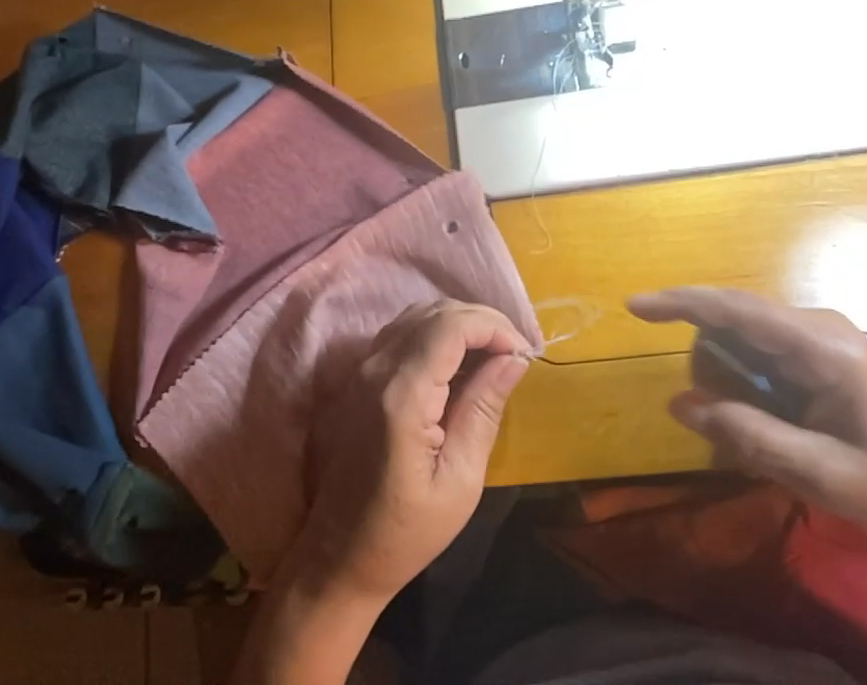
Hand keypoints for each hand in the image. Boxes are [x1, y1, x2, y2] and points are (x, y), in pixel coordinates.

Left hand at [283, 300, 533, 604]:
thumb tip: (514, 359)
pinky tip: (462, 362)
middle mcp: (376, 370)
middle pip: (435, 313)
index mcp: (402, 395)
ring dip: (460, 324)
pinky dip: (437, 334)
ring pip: (417, 316)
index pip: (451, 325)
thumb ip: (484, 409)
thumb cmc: (406, 531)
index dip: (494, 327)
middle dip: (483, 322)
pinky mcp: (359, 379)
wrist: (340, 554)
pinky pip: (402, 334)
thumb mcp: (460, 479)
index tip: (526, 353)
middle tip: (517, 354)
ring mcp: (362, 371)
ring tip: (496, 355)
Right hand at [631, 287, 866, 553]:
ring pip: (748, 342)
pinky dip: (748, 388)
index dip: (682, 303)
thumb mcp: (826, 473)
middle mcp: (822, 331)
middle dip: (706, 357)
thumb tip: (681, 404)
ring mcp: (826, 345)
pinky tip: (761, 427)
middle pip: (737, 321)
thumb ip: (751, 437)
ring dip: (729, 379)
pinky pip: (767, 361)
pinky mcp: (828, 363)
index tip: (634, 306)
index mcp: (825, 348)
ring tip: (746, 435)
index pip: (738, 309)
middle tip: (711, 418)